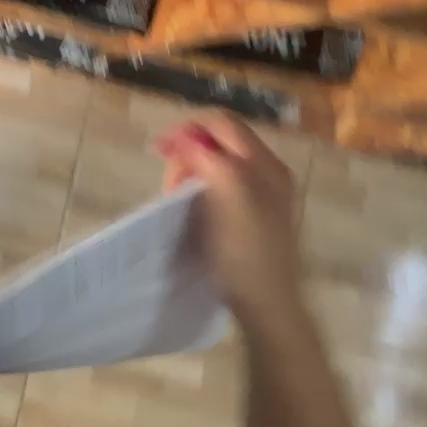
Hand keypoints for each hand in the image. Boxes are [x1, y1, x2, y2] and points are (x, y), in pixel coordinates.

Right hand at [154, 111, 304, 324]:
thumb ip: (209, 158)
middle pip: (218, 140)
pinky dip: (200, 187)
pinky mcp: (254, 212)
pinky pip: (222, 183)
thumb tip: (185, 139)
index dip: (186, 129)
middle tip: (170, 182)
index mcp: (263, 163)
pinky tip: (191, 207)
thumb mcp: (227, 195)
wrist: (267, 302)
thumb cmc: (244, 250)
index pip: (221, 123)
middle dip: (187, 152)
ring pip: (218, 162)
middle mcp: (267, 171)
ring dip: (191, 171)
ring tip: (177, 196)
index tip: (159, 150)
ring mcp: (263, 192)